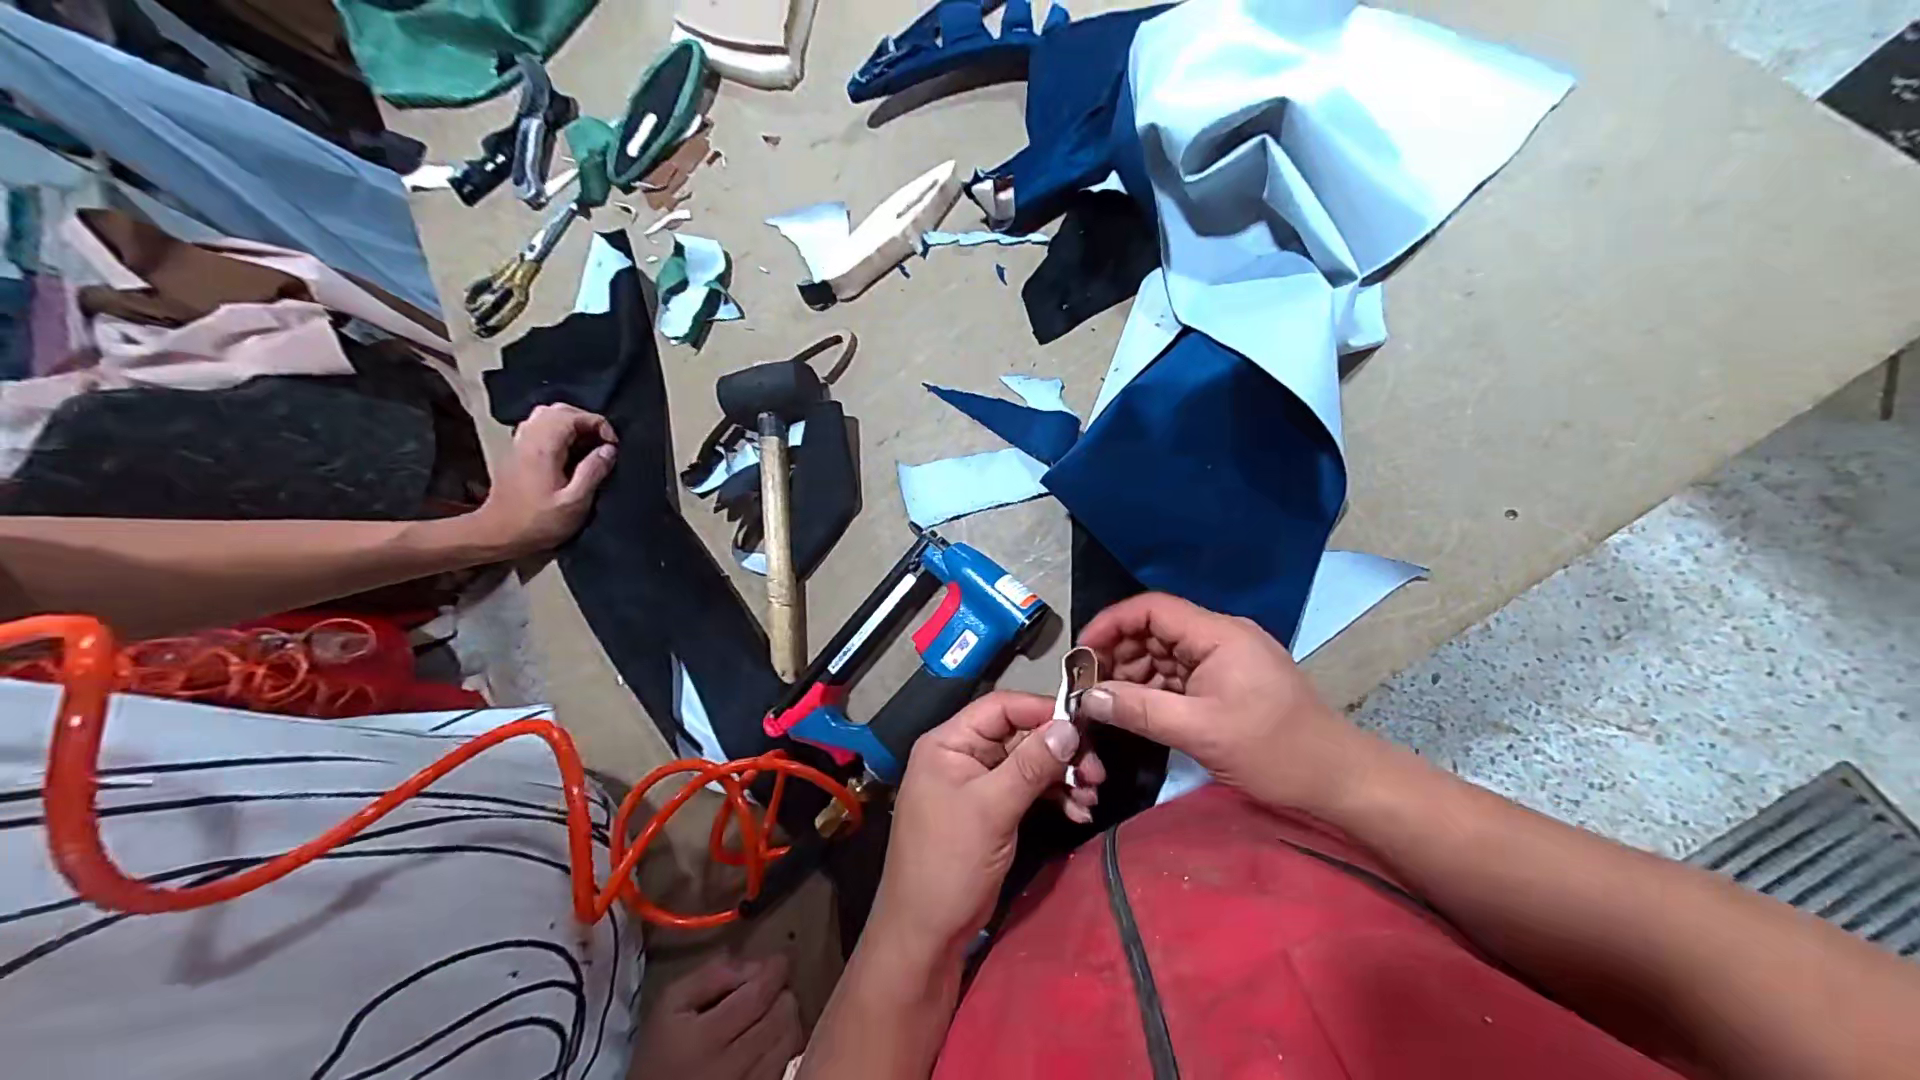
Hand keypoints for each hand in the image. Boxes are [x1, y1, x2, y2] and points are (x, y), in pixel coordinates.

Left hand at [473, 403, 617, 554]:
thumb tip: (609, 450)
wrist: (498, 533)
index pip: (573, 416)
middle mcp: (528, 438)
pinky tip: (571, 450)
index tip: (612, 447)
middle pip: (559, 410)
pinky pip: (540, 426)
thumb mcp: (574, 502)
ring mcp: (520, 443)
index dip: (599, 425)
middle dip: (587, 420)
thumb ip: (593, 472)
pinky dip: (560, 430)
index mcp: (543, 448)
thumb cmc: (538, 522)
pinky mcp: (518, 451)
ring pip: (548, 415)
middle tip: (603, 443)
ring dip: (573, 424)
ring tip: (590, 445)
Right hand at [629, 954, 801, 1079]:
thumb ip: (711, 975)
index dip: (776, 971)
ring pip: (790, 1039)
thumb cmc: (660, 1052)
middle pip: (782, 1015)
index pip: (758, 995)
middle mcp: (731, 1067)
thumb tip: (751, 964)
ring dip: (787, 1016)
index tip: (777, 961)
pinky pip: (785, 1063)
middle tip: (769, 988)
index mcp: (707, 1038)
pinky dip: (784, 1043)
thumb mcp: (671, 1004)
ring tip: (769, 1011)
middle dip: (782, 992)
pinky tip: (768, 1037)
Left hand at [868, 692, 1083, 961]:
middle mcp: (963, 755)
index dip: (1043, 711)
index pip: (1001, 707)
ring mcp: (979, 783)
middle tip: (1096, 772)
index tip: (1084, 726)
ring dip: (1063, 777)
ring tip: (1092, 796)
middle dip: (1060, 751)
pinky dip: (1055, 797)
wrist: (927, 933)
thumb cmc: (949, 863)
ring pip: (1030, 763)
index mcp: (949, 742)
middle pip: (1021, 735)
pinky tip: (1080, 812)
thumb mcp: (992, 809)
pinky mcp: (993, 809)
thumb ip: (1032, 765)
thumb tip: (1070, 727)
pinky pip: (1029, 789)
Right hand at [1075, 593, 1380, 812]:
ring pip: (1164, 653)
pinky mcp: (1227, 681)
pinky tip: (1135, 707)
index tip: (1082, 652)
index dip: (1111, 624)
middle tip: (1089, 685)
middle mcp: (1220, 637)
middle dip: (1118, 653)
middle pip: (1155, 629)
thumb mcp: (1199, 731)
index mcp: (1218, 634)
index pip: (1152, 609)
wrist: (1339, 779)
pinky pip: (1179, 674)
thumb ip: (1138, 710)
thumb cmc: (1274, 750)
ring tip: (1108, 701)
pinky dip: (1154, 688)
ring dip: (1133, 673)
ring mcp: (1225, 659)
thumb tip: (1087, 698)